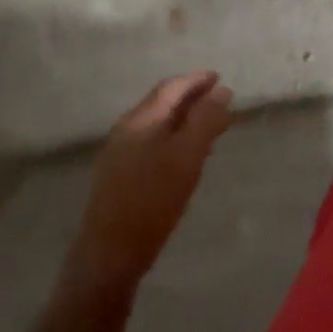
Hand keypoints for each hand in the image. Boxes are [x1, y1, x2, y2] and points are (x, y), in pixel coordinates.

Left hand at [65, 72, 234, 290]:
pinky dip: (173, 138)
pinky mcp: (118, 176)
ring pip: (157, 125)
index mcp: (141, 120)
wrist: (110, 252)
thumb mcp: (188, 155)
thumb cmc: (154, 198)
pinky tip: (185, 156)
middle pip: (162, 103)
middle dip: (191, 98)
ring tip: (209, 127)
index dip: (197, 80)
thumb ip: (206, 119)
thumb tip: (222, 90)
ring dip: (183, 119)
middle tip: (220, 101)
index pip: (171, 87)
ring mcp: (118, 154)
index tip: (220, 78)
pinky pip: (150, 144)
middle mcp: (126, 131)